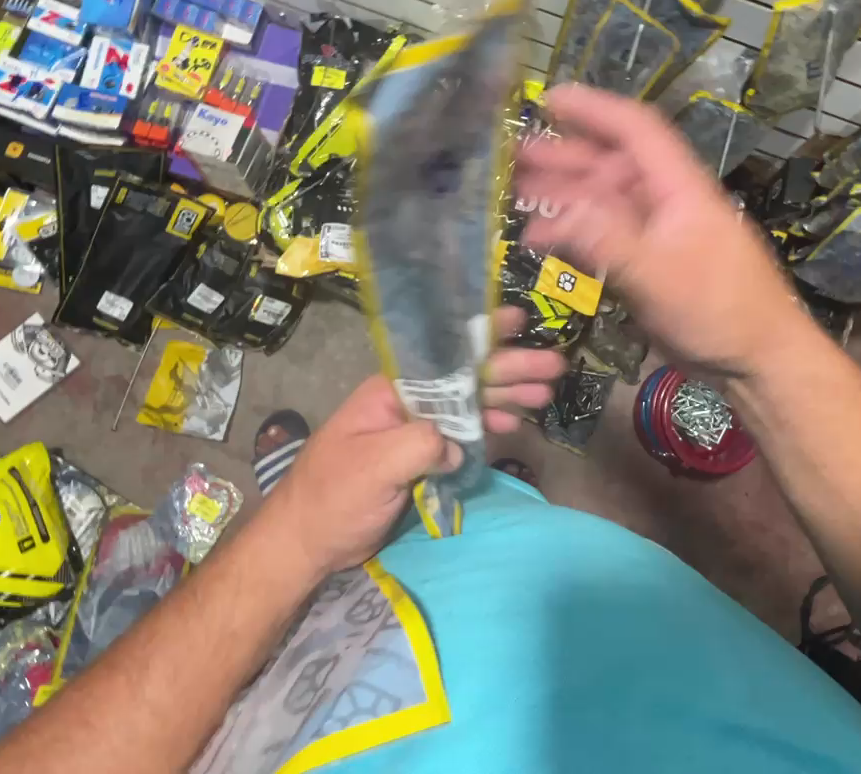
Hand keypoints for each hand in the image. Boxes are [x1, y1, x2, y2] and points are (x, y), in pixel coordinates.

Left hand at [258, 329, 563, 577]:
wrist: (307, 542)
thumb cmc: (332, 496)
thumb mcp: (374, 466)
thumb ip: (420, 444)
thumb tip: (458, 444)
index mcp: (391, 392)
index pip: (442, 355)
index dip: (480, 337)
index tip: (514, 319)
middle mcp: (407, 403)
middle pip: (466, 378)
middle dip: (509, 369)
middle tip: (553, 365)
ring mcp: (416, 430)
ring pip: (469, 404)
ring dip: (507, 396)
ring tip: (546, 392)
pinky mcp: (422, 457)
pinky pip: (463, 434)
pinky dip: (489, 426)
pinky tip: (515, 423)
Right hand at [514, 84, 813, 380]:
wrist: (757, 360)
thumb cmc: (721, 311)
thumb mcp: (661, 277)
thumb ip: (607, 242)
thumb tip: (556, 213)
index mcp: (678, 187)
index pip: (635, 130)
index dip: (593, 109)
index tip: (548, 98)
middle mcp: (663, 200)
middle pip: (609, 163)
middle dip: (562, 156)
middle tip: (512, 155)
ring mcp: (655, 231)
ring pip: (601, 200)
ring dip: (561, 196)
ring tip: (514, 194)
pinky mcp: (646, 260)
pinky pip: (603, 234)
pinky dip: (573, 232)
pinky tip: (540, 239)